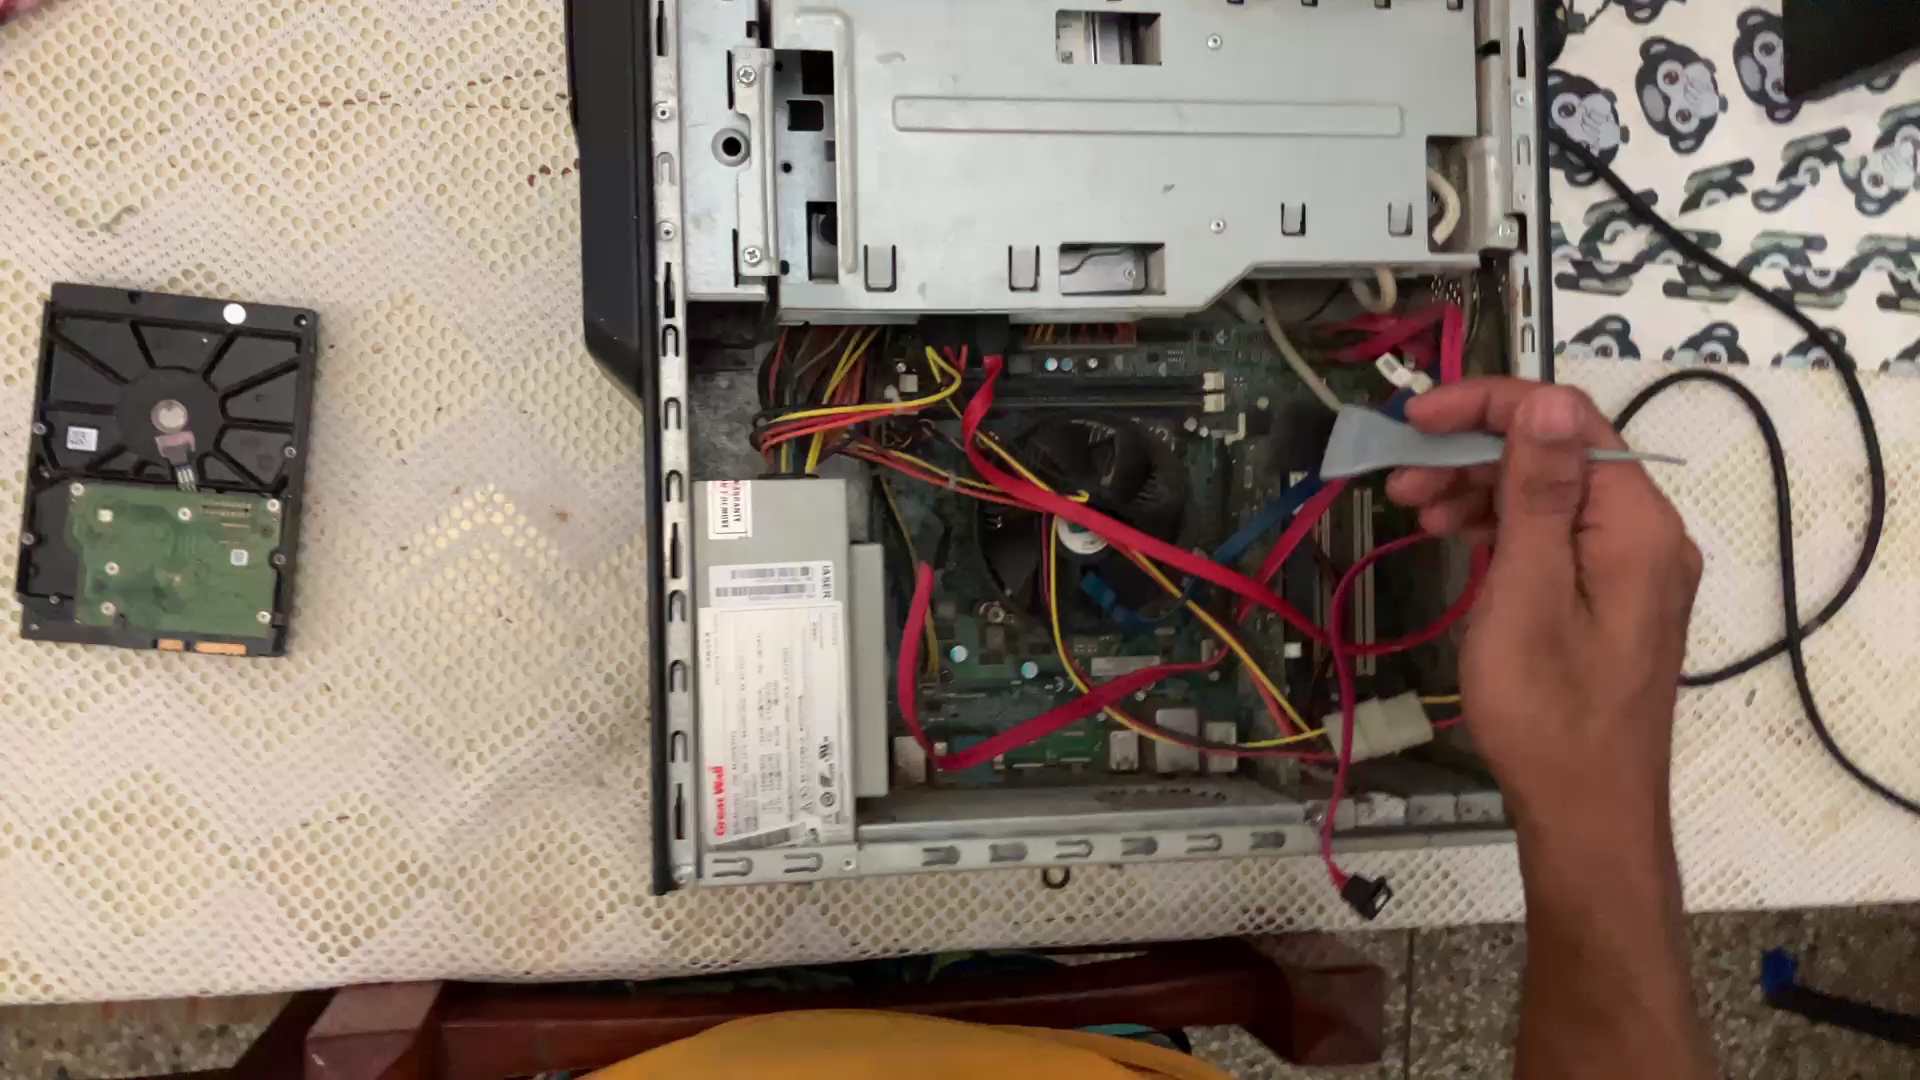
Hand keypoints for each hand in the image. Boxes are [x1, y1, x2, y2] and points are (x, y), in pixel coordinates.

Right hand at [1385, 380, 1701, 832]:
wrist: (1579, 801)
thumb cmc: (1542, 704)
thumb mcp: (1526, 593)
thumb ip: (1538, 496)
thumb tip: (1545, 403)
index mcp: (1632, 524)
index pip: (1565, 420)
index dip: (1486, 406)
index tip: (1410, 420)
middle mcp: (1639, 531)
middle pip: (1551, 453)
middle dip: (1468, 451)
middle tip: (1396, 481)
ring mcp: (1620, 561)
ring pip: (1541, 489)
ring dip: (1472, 486)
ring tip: (1412, 512)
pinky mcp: (1596, 588)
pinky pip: (1543, 529)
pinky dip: (1491, 521)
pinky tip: (1451, 535)